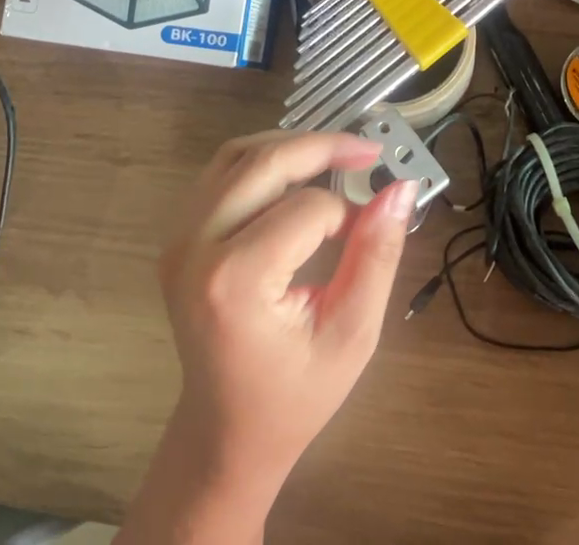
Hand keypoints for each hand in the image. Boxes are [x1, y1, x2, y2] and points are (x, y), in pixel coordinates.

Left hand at [120, 132, 416, 543]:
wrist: (226, 431)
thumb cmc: (295, 395)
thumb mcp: (351, 334)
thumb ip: (376, 257)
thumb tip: (401, 190)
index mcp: (235, 280)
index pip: (308, 209)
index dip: (350, 213)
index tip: (371, 233)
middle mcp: (195, 248)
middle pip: (262, 163)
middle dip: (321, 147)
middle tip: (369, 149)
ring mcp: (178, 241)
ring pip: (234, 156)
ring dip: (288, 147)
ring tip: (335, 154)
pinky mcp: (177, 239)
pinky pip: (219, 176)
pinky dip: (260, 163)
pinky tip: (295, 175)